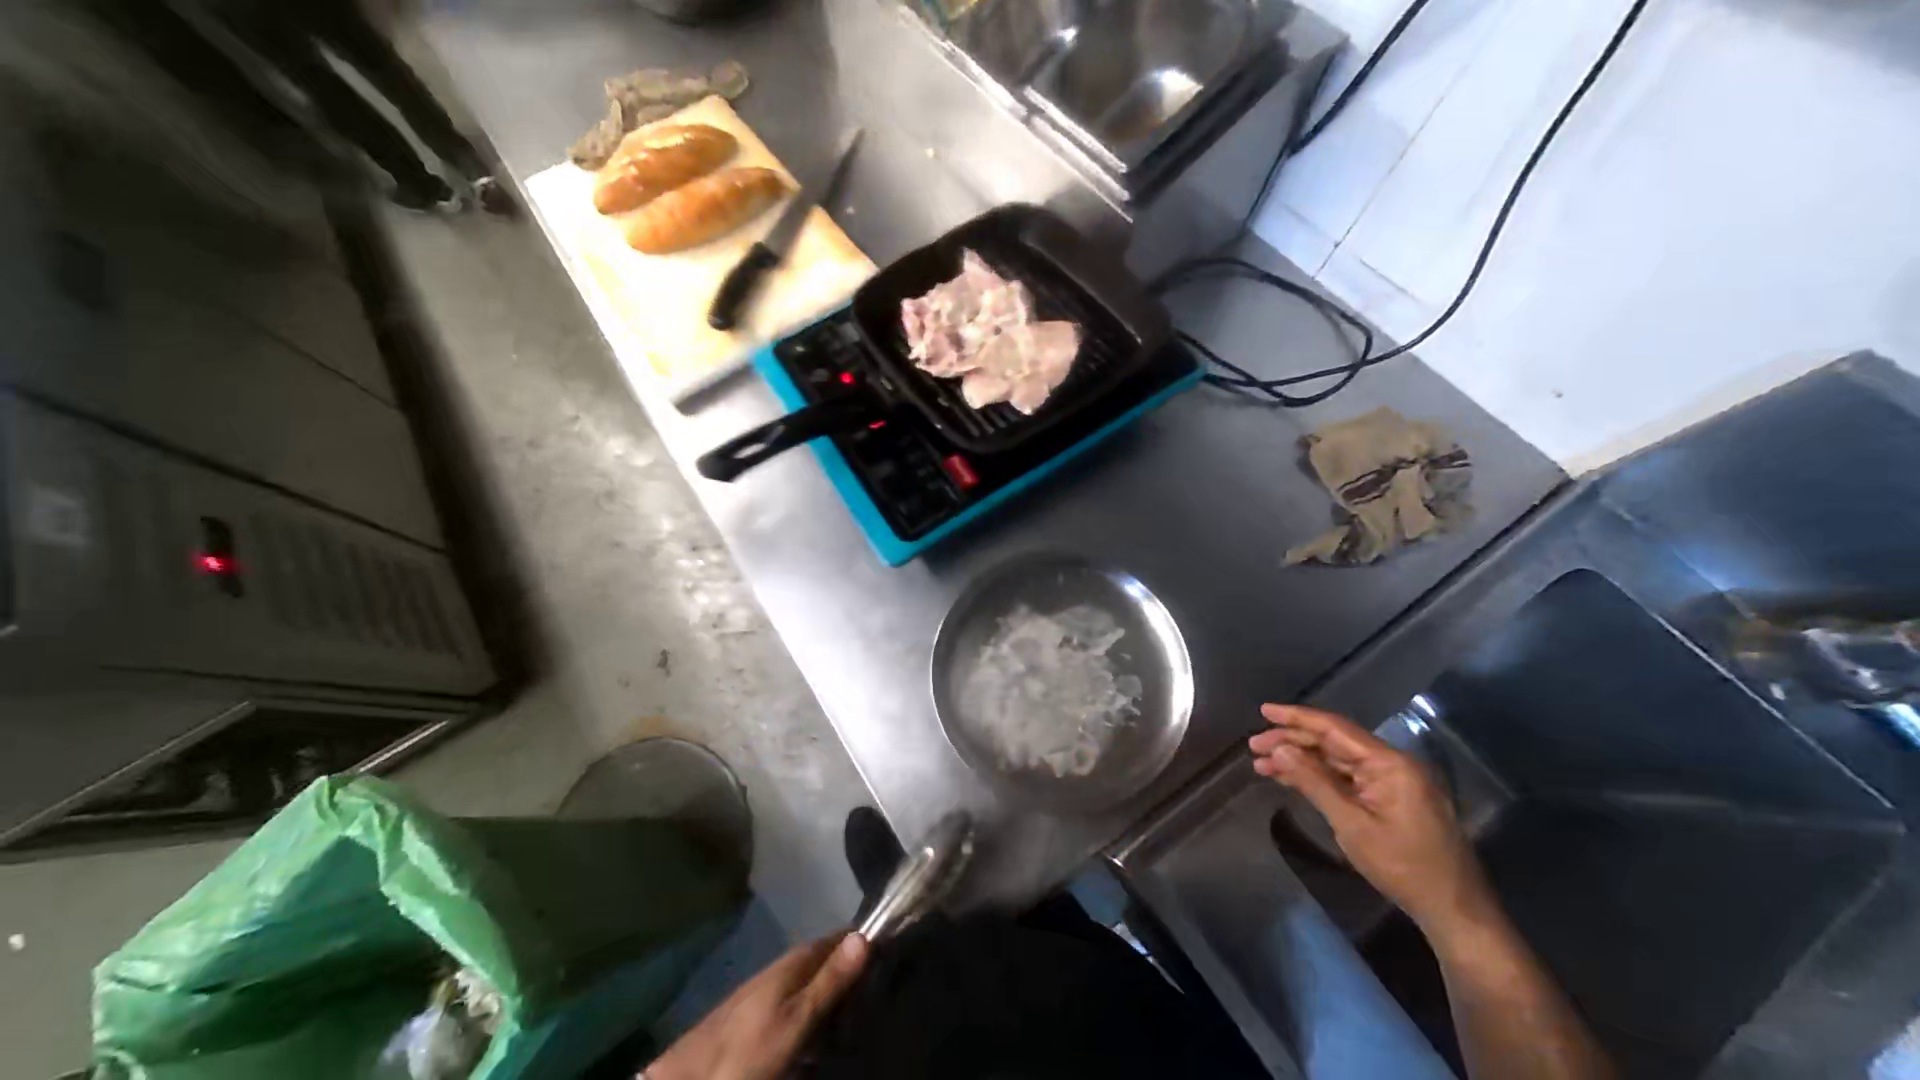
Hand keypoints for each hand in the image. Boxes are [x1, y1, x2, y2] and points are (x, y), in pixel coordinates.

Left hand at [645, 932, 867, 1079]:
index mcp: (795, 961)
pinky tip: (822, 1042)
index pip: (840, 937)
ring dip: (835, 1001)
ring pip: (814, 987)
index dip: (866, 944)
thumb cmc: (747, 1053)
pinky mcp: (760, 1018)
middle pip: (828, 962)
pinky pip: (799, 1008)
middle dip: (853, 975)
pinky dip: (816, 1019)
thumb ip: (830, 981)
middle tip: (881, 998)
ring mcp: (769, 992)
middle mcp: (783, 968)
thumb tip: (865, 934)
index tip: (893, 958)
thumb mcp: (796, 1021)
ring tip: (859, 1024)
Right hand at [1250, 704, 1493, 935]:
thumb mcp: (1351, 825)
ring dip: (1300, 760)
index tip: (1264, 711)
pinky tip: (1290, 777)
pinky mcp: (1390, 797)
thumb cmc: (1403, 866)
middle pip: (1333, 741)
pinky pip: (1347, 777)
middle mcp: (1392, 763)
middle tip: (1254, 747)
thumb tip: (1279, 750)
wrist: (1453, 909)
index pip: (1335, 729)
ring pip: (1336, 759)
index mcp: (1389, 763)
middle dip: (1292, 741)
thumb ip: (1314, 782)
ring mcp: (1392, 781)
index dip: (1296, 718)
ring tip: (1262, 764)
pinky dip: (1318, 776)